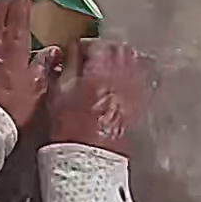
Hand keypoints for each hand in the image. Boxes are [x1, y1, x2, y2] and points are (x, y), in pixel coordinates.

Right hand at [49, 39, 152, 156]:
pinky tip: (119, 82)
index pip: (95, 43)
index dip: (82, 47)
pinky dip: (131, 73)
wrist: (90, 157)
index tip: (74, 53)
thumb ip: (67, 66)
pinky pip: (141, 76)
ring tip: (105, 69)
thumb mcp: (58, 92)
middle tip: (91, 59)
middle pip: (118, 48)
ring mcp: (136, 86)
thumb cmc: (70, 126)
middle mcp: (122, 73)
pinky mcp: (142, 100)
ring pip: (132, 59)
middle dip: (104, 50)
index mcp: (100, 68)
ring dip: (119, 59)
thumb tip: (72, 51)